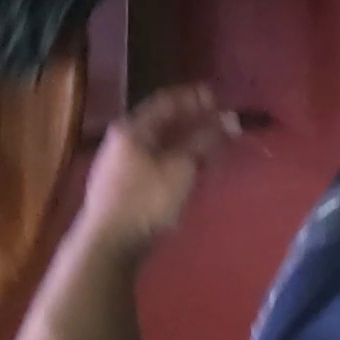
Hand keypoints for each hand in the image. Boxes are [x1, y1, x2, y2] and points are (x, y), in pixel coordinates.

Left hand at [77, 86, 236, 252]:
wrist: (109, 244)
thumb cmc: (147, 198)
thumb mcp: (183, 166)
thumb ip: (206, 139)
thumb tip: (230, 118)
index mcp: (133, 129)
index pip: (167, 100)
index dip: (194, 96)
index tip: (220, 96)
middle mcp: (125, 140)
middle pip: (164, 120)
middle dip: (195, 117)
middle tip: (224, 118)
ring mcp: (124, 162)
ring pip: (163, 140)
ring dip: (190, 137)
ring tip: (218, 140)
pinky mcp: (129, 183)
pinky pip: (160, 157)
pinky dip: (181, 154)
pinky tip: (198, 162)